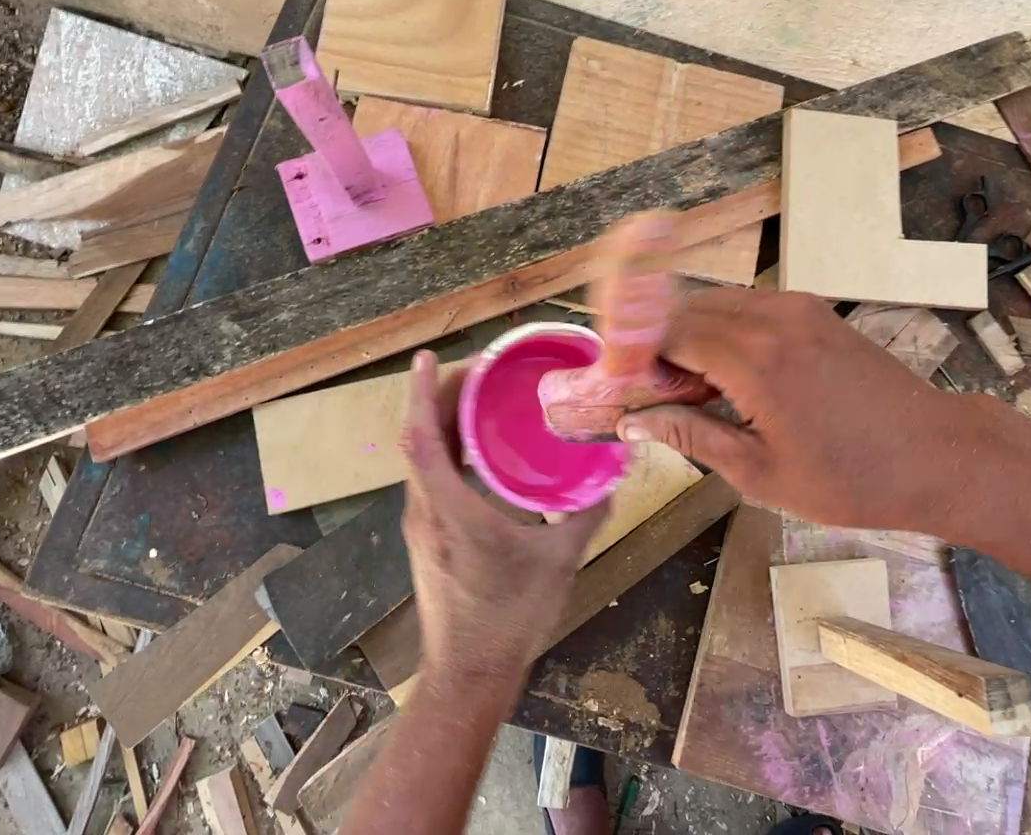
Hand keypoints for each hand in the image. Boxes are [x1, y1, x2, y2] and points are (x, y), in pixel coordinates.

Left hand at [399, 351, 609, 685]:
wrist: (468, 673)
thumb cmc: (509, 617)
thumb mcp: (558, 562)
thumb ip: (586, 516)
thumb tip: (612, 477)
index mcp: (449, 510)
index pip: (422, 438)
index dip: (420, 392)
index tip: (426, 356)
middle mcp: (425, 510)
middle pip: (418, 439)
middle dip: (438, 396)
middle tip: (476, 370)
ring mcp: (421, 524)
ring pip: (420, 458)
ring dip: (439, 422)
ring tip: (476, 398)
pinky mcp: (426, 536)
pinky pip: (428, 477)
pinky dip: (445, 449)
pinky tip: (476, 448)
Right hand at [615, 288, 1030, 538]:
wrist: (940, 455)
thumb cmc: (850, 479)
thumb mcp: (759, 472)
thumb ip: (690, 436)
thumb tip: (632, 422)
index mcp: (754, 358)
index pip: (666, 332)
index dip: (635, 356)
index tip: (623, 389)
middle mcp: (771, 315)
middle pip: (686, 310)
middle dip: (659, 345)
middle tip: (654, 395)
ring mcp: (797, 306)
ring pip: (716, 304)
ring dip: (691, 337)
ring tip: (692, 390)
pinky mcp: (815, 310)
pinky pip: (748, 308)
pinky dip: (724, 331)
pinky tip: (730, 375)